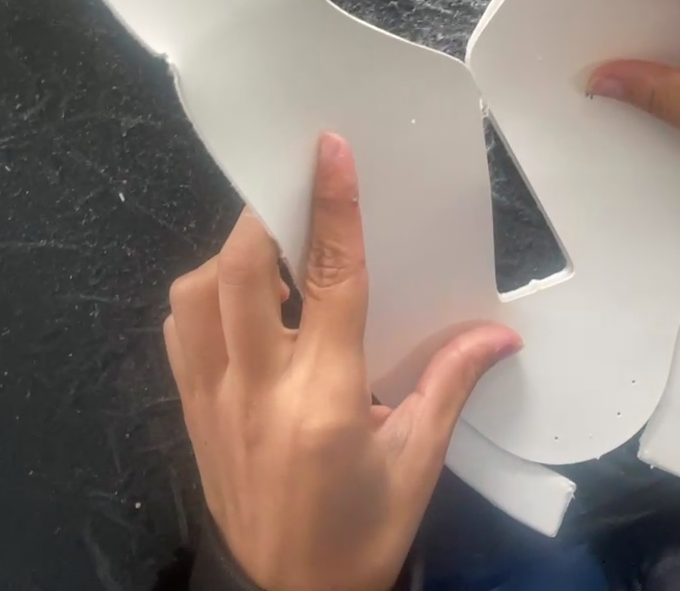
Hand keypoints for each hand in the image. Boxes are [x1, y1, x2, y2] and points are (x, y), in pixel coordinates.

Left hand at [165, 134, 522, 590]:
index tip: (329, 149)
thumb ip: (451, 383)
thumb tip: (501, 332)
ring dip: (230, 255)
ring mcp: (213, 400)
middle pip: (242, 272)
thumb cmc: (359, 531)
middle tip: (289, 187)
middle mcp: (259, 389)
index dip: (331, 207)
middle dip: (263, 214)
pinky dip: (202, 296)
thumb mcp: (417, 464)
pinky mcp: (189, 412)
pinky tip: (238, 300)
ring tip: (270, 252)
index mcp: (326, 398)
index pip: (329, 279)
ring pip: (197, 296)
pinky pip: (178, 332)